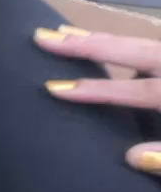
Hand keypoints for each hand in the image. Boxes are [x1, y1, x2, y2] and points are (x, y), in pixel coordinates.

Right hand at [34, 28, 160, 174]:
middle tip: (41, 36)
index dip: (98, 89)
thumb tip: (130, 157)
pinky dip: (137, 47)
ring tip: (67, 34)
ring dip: (108, 40)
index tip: (52, 88)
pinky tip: (122, 50)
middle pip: (143, 52)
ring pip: (154, 45)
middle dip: (91, 44)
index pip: (142, 90)